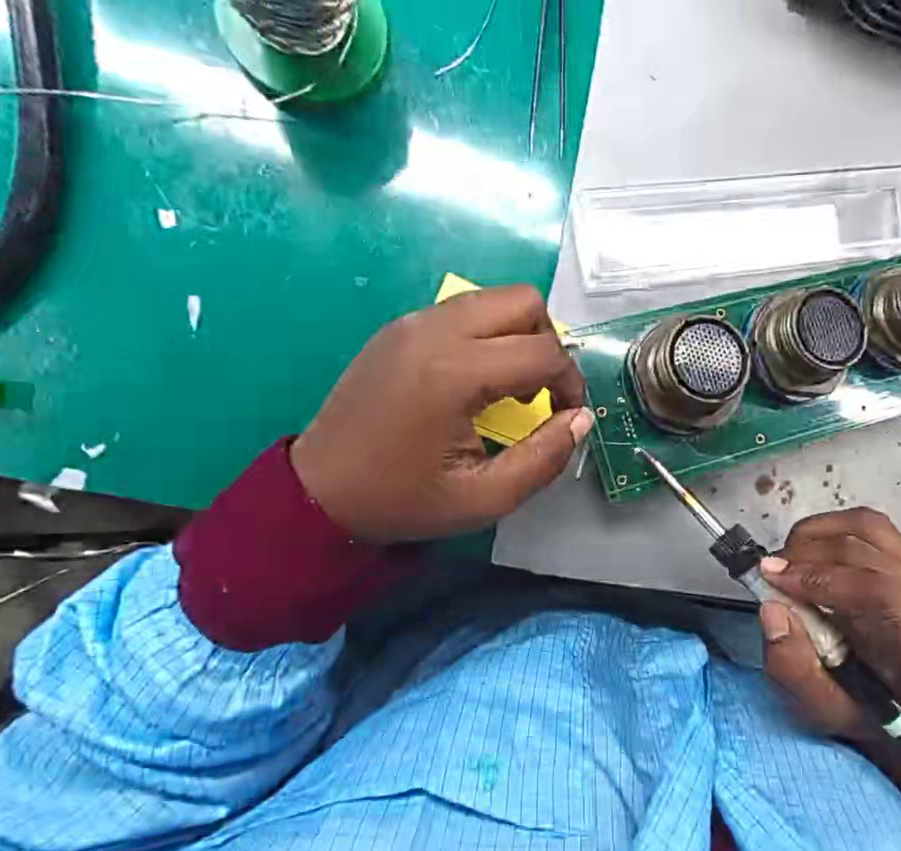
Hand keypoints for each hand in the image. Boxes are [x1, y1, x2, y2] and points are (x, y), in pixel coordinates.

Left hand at [291, 285, 591, 542]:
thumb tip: (580, 420)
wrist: (319, 491)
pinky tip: (472, 383)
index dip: (570, 384)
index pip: (542, 352)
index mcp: (453, 372)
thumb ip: (543, 459)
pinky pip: (459, 312)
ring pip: (491, 299)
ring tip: (507, 390)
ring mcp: (410, 323)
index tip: (566, 418)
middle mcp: (432, 330)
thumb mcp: (484, 499)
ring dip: (516, 337)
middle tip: (539, 395)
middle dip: (547, 345)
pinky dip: (485, 336)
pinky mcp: (396, 329)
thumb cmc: (401, 501)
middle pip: (522, 301)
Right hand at [756, 508, 900, 735]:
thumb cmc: (859, 711)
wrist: (892, 706)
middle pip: (870, 553)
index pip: (881, 592)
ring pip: (869, 530)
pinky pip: (868, 527)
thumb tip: (772, 609)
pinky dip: (827, 531)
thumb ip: (792, 668)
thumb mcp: (820, 710)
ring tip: (785, 563)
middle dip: (807, 556)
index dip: (821, 577)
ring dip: (815, 537)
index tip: (773, 580)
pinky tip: (805, 553)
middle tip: (768, 574)